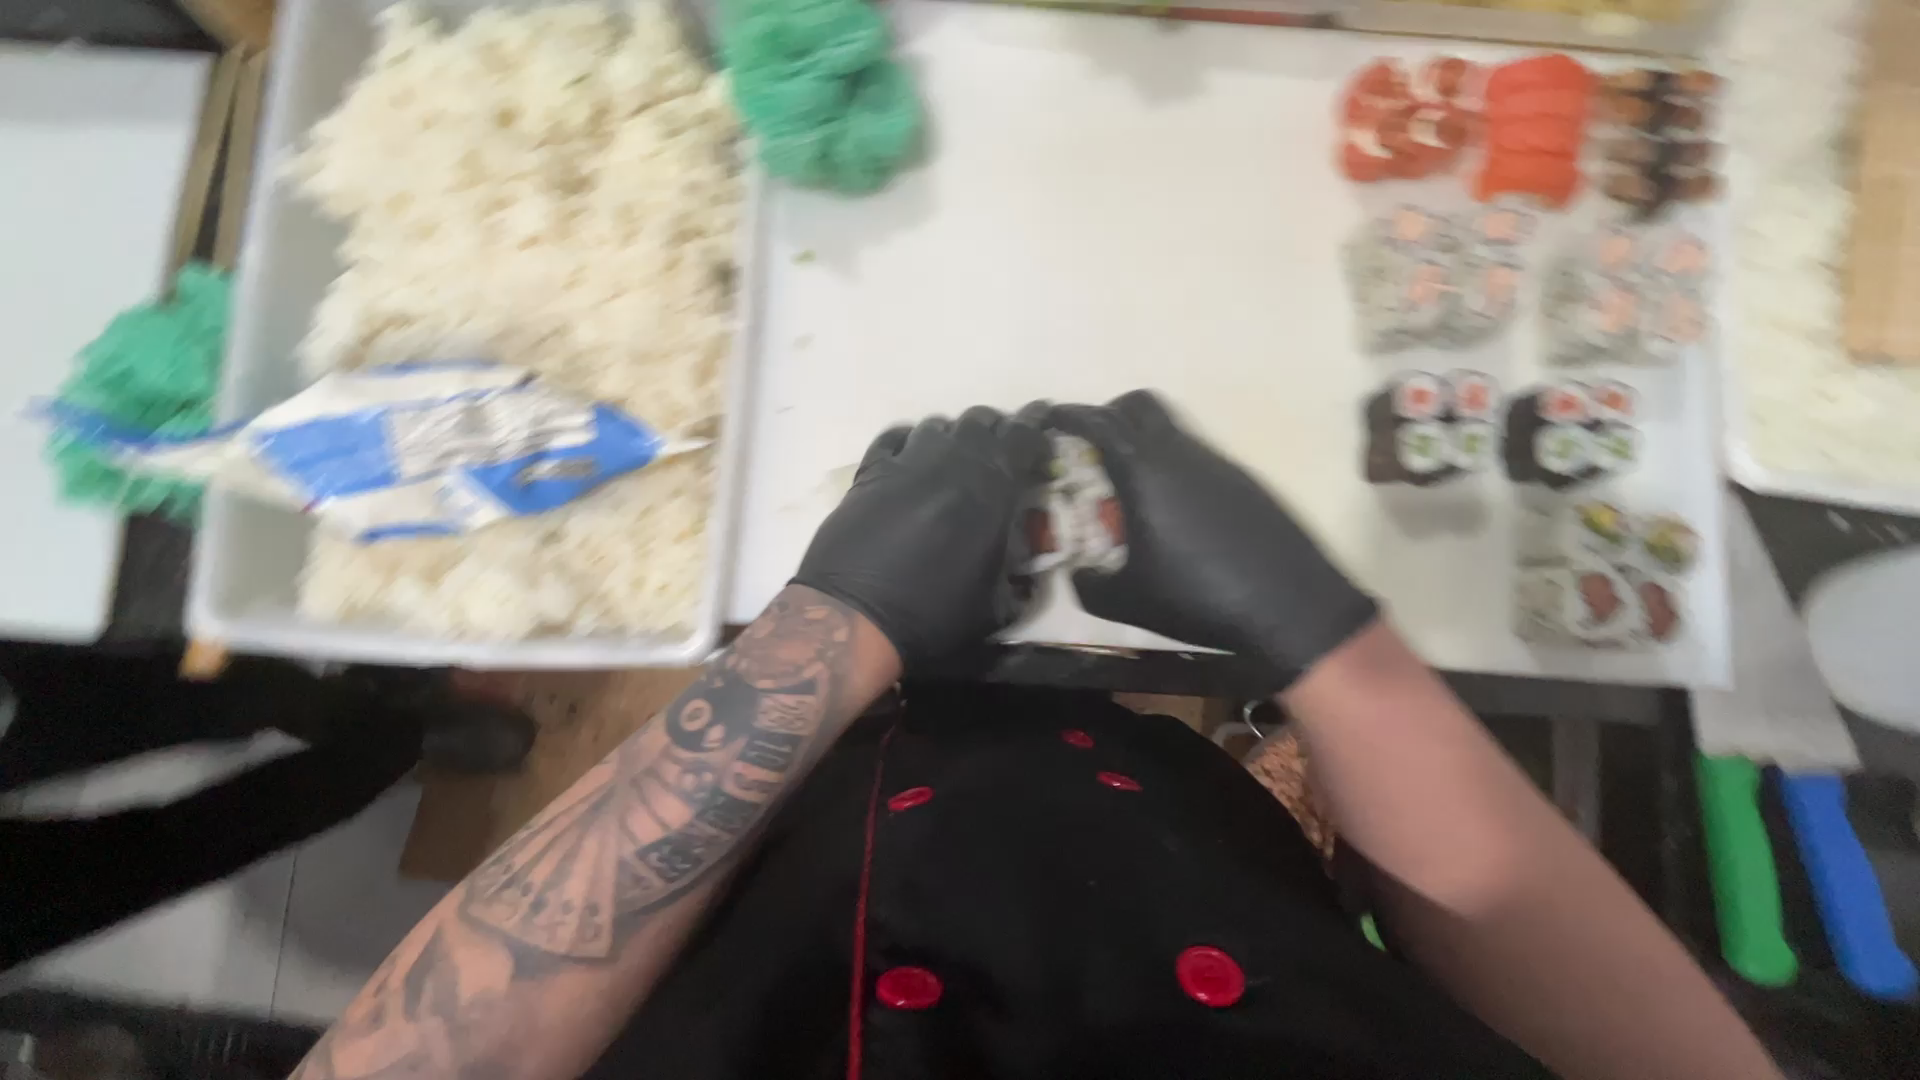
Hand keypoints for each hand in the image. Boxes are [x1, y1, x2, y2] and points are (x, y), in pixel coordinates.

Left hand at [792, 404, 1049, 668]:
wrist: (856, 617)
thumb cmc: (935, 615)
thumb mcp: (998, 607)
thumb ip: (1021, 582)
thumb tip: (1029, 575)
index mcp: (992, 488)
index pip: (1024, 434)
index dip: (1038, 423)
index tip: (1044, 419)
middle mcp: (952, 462)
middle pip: (980, 421)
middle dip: (996, 430)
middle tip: (1000, 452)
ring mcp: (907, 462)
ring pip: (938, 425)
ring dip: (953, 437)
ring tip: (954, 459)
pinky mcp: (870, 471)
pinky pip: (894, 437)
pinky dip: (909, 441)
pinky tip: (910, 458)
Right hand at [1050, 390, 1376, 686]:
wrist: (1290, 606)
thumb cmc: (1197, 598)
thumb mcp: (1126, 601)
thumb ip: (1088, 584)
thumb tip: (1078, 573)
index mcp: (1145, 473)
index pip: (1099, 422)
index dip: (1069, 415)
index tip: (1050, 418)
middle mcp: (1181, 454)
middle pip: (1139, 406)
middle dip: (1108, 414)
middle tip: (1090, 446)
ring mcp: (1218, 464)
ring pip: (1171, 433)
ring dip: (1143, 446)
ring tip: (1130, 492)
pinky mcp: (1244, 482)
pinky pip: (1198, 459)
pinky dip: (1173, 470)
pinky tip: (1175, 515)